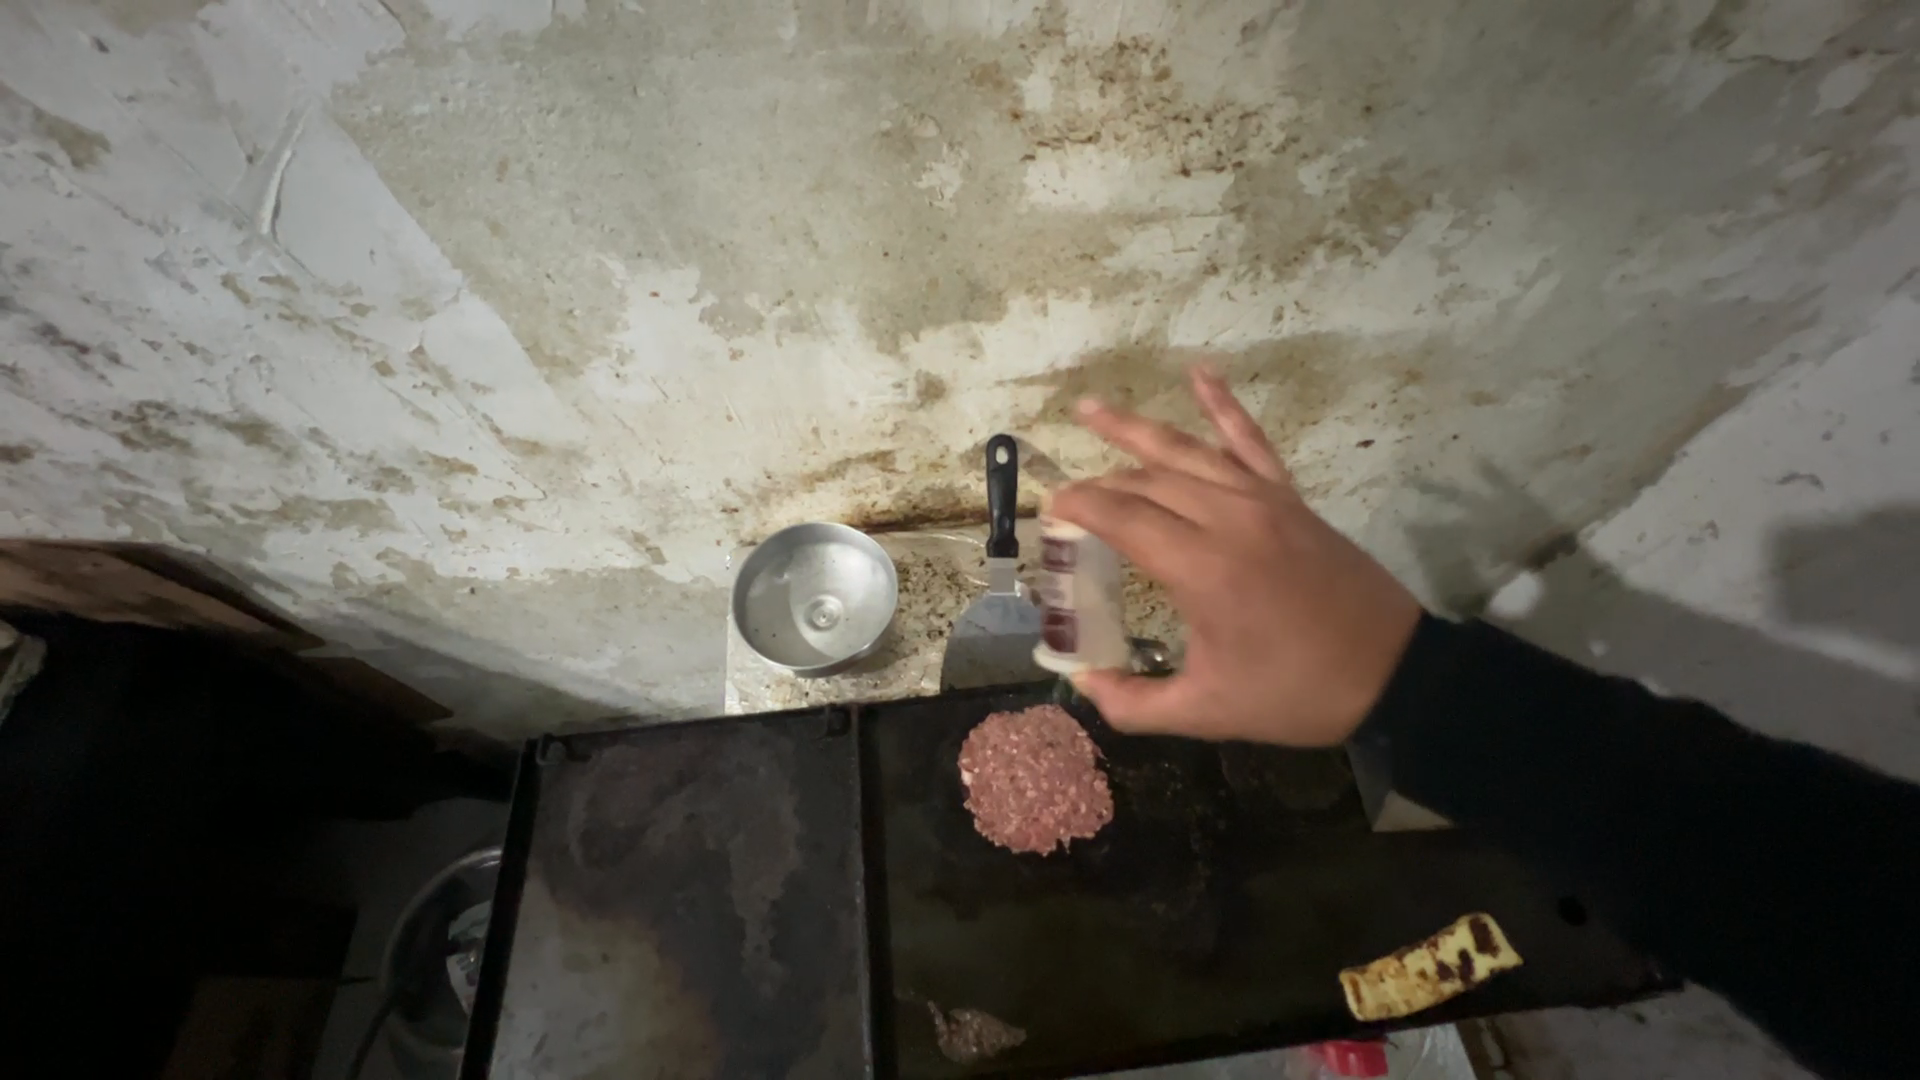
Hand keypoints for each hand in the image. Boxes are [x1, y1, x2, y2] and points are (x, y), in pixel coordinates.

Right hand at [1050, 366, 1422, 745]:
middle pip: (1145, 482)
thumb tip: (1080, 682)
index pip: (1121, 516)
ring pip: (1185, 450)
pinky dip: (1223, 405)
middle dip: (1098, 485)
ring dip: (1133, 428)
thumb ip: (1132, 704)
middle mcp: (1228, 518)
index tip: (1050, 512)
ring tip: (1089, 407)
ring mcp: (1262, 499)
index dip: (1078, 508)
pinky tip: (1201, 374)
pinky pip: (1250, 440)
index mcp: (1203, 568)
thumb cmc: (1295, 694)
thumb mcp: (1206, 713)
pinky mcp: (1289, 497)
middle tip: (1068, 500)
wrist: (1393, 674)